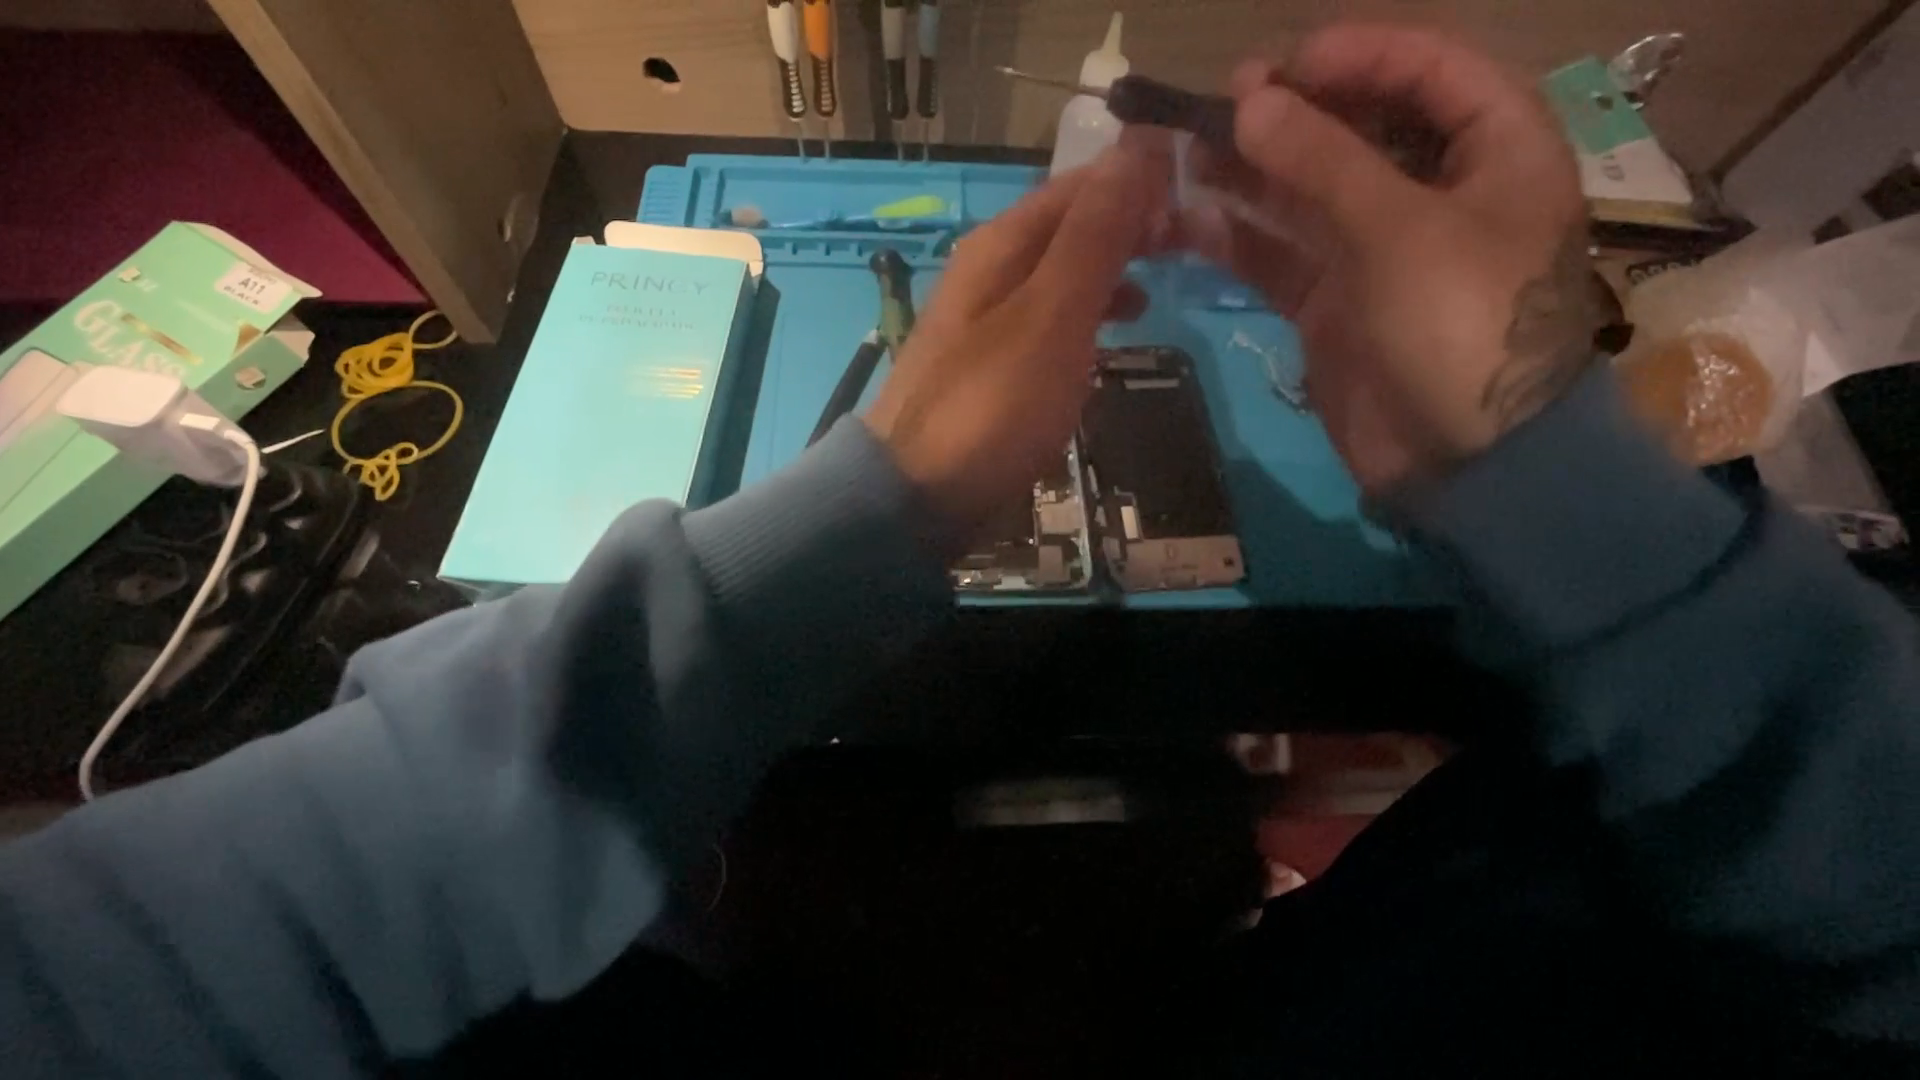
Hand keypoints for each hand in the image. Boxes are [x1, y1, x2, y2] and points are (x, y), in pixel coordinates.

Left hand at [864, 135, 1167, 539]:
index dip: (1139, 180)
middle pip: (1069, 226)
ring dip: (1110, 269)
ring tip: (1161, 284)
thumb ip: (1095, 237)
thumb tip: (1136, 150)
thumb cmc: (993, 405)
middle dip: (1129, 224)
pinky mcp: (992, 366)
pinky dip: (1085, 317)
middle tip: (1194, 240)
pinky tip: (1109, 336)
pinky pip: (1048, 320)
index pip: (1080, 185)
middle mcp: (989, 270)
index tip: (1203, 192)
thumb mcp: (1053, 315)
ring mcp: (987, 320)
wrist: (919, 494)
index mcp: (1001, 244)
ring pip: (1061, 274)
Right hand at [1194, 25, 1601, 493]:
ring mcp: (1376, 251)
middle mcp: (1434, 192)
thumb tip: (1249, 103)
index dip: (1358, 54)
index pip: (1428, 70)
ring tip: (1185, 152)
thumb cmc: (1462, 327)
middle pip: (1356, 129)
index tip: (1282, 65)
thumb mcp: (1400, 230)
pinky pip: (1279, 255)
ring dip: (1249, 173)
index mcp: (1494, 152)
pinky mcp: (1332, 303)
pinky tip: (1188, 219)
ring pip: (1305, 194)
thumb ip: (1322, 161)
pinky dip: (1237, 237)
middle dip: (1289, 115)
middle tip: (1220, 107)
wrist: (1464, 461)